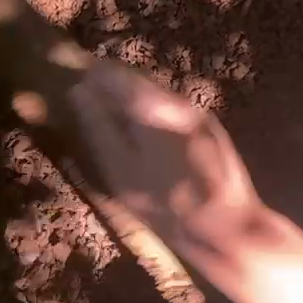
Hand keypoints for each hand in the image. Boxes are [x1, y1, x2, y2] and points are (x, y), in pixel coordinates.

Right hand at [69, 60, 264, 259]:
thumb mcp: (120, 168)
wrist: (225, 228)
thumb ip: (98, 126)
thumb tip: (79, 93)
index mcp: (154, 106)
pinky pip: (172, 109)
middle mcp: (179, 101)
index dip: (94, 75)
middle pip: (141, 80)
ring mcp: (198, 115)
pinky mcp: (209, 130)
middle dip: (115, 83)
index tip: (77, 80)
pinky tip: (143, 129)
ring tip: (114, 111)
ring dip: (134, 97)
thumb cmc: (163, 202)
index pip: (116, 74)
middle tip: (92, 93)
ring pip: (158, 94)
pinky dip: (152, 110)